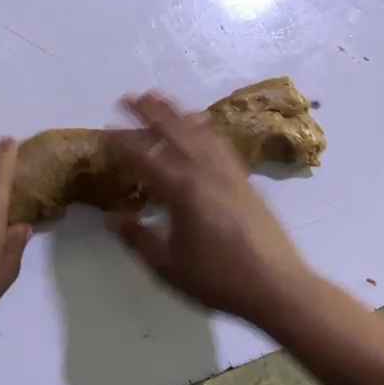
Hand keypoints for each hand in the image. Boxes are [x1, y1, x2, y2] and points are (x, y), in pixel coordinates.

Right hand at [106, 92, 309, 321]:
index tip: (106, 131)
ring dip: (175, 111)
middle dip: (148, 112)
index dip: (123, 143)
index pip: (145, 158)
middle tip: (128, 97)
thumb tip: (112, 219)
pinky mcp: (244, 179)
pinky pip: (220, 143)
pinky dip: (204, 126)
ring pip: (197, 132)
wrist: (277, 288)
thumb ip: (138, 239)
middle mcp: (204, 173)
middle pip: (172, 132)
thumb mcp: (168, 267)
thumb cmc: (218, 279)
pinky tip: (198, 120)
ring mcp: (228, 173)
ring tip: (157, 96)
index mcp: (182, 192)